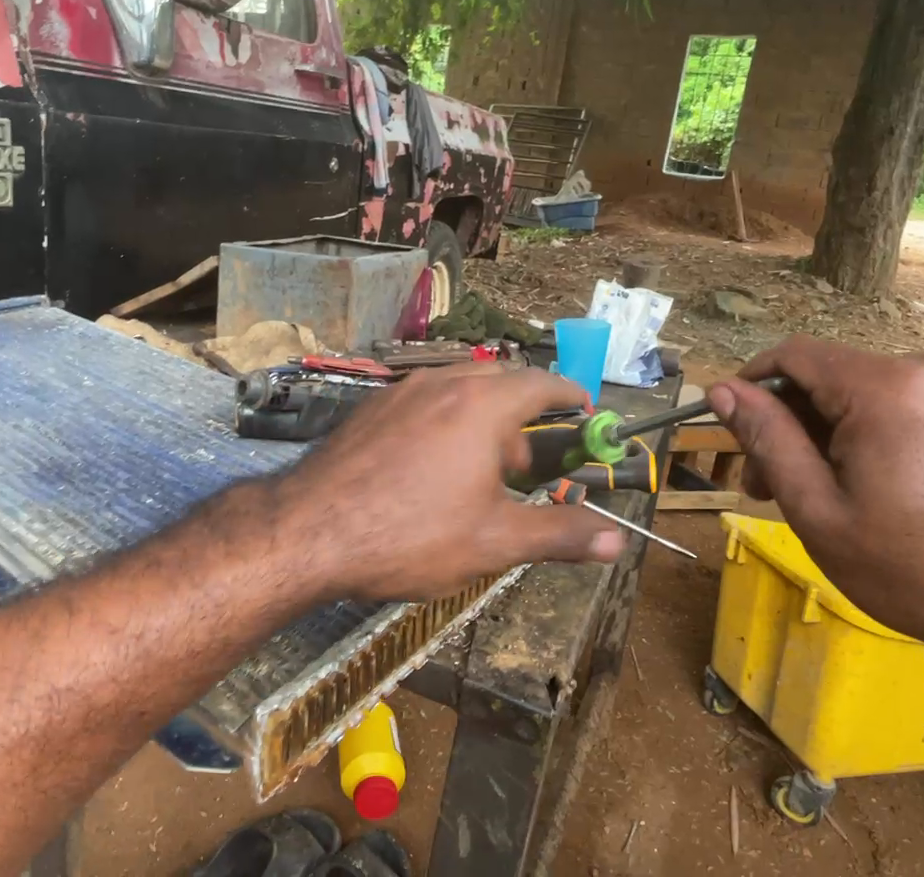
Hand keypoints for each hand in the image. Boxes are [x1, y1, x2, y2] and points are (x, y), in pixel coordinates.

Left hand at [273, 363, 624, 601]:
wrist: (308, 531)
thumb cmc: (411, 534)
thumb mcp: (495, 541)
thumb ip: (559, 534)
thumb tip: (615, 539)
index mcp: (480, 404)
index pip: (541, 383)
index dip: (570, 394)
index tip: (585, 409)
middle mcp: (440, 384)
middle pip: (498, 382)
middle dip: (523, 416)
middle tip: (528, 464)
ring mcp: (398, 393)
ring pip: (456, 391)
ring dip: (481, 422)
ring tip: (479, 474)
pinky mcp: (368, 410)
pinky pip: (422, 404)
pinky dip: (444, 423)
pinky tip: (429, 471)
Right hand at [707, 335, 923, 667]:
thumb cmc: (923, 572)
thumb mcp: (820, 512)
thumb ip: (767, 441)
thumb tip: (722, 390)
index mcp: (886, 386)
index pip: (792, 355)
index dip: (750, 386)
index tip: (733, 433)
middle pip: (833, 377)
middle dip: (792, 424)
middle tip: (771, 487)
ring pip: (871, 394)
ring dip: (835, 434)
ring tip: (830, 496)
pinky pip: (914, 407)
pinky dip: (880, 436)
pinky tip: (883, 489)